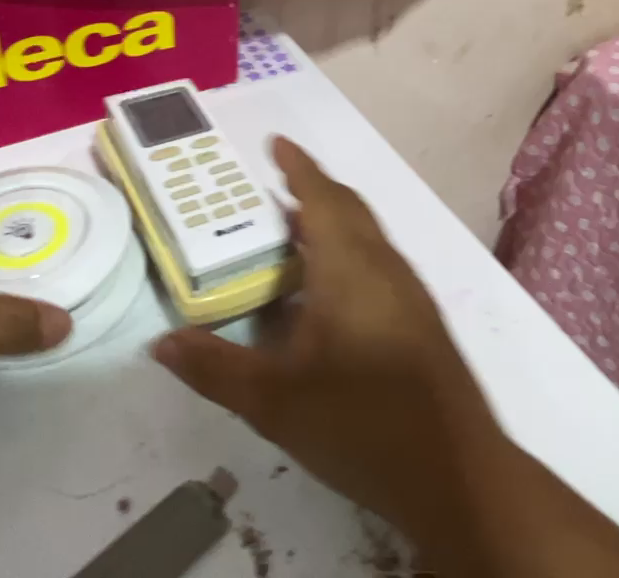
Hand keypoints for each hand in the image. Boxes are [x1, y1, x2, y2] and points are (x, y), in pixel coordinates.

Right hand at [152, 138, 502, 540]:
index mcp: (351, 269)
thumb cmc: (362, 425)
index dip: (298, 167)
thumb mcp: (275, 402)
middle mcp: (386, 268)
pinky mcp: (422, 322)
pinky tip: (327, 291)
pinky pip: (379, 263)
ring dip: (332, 223)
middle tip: (274, 186)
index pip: (322, 198)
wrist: (458, 476)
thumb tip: (161, 343)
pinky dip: (348, 253)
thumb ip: (216, 369)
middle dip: (313, 190)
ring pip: (368, 238)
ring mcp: (410, 295)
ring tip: (292, 232)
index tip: (276, 142)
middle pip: (349, 210)